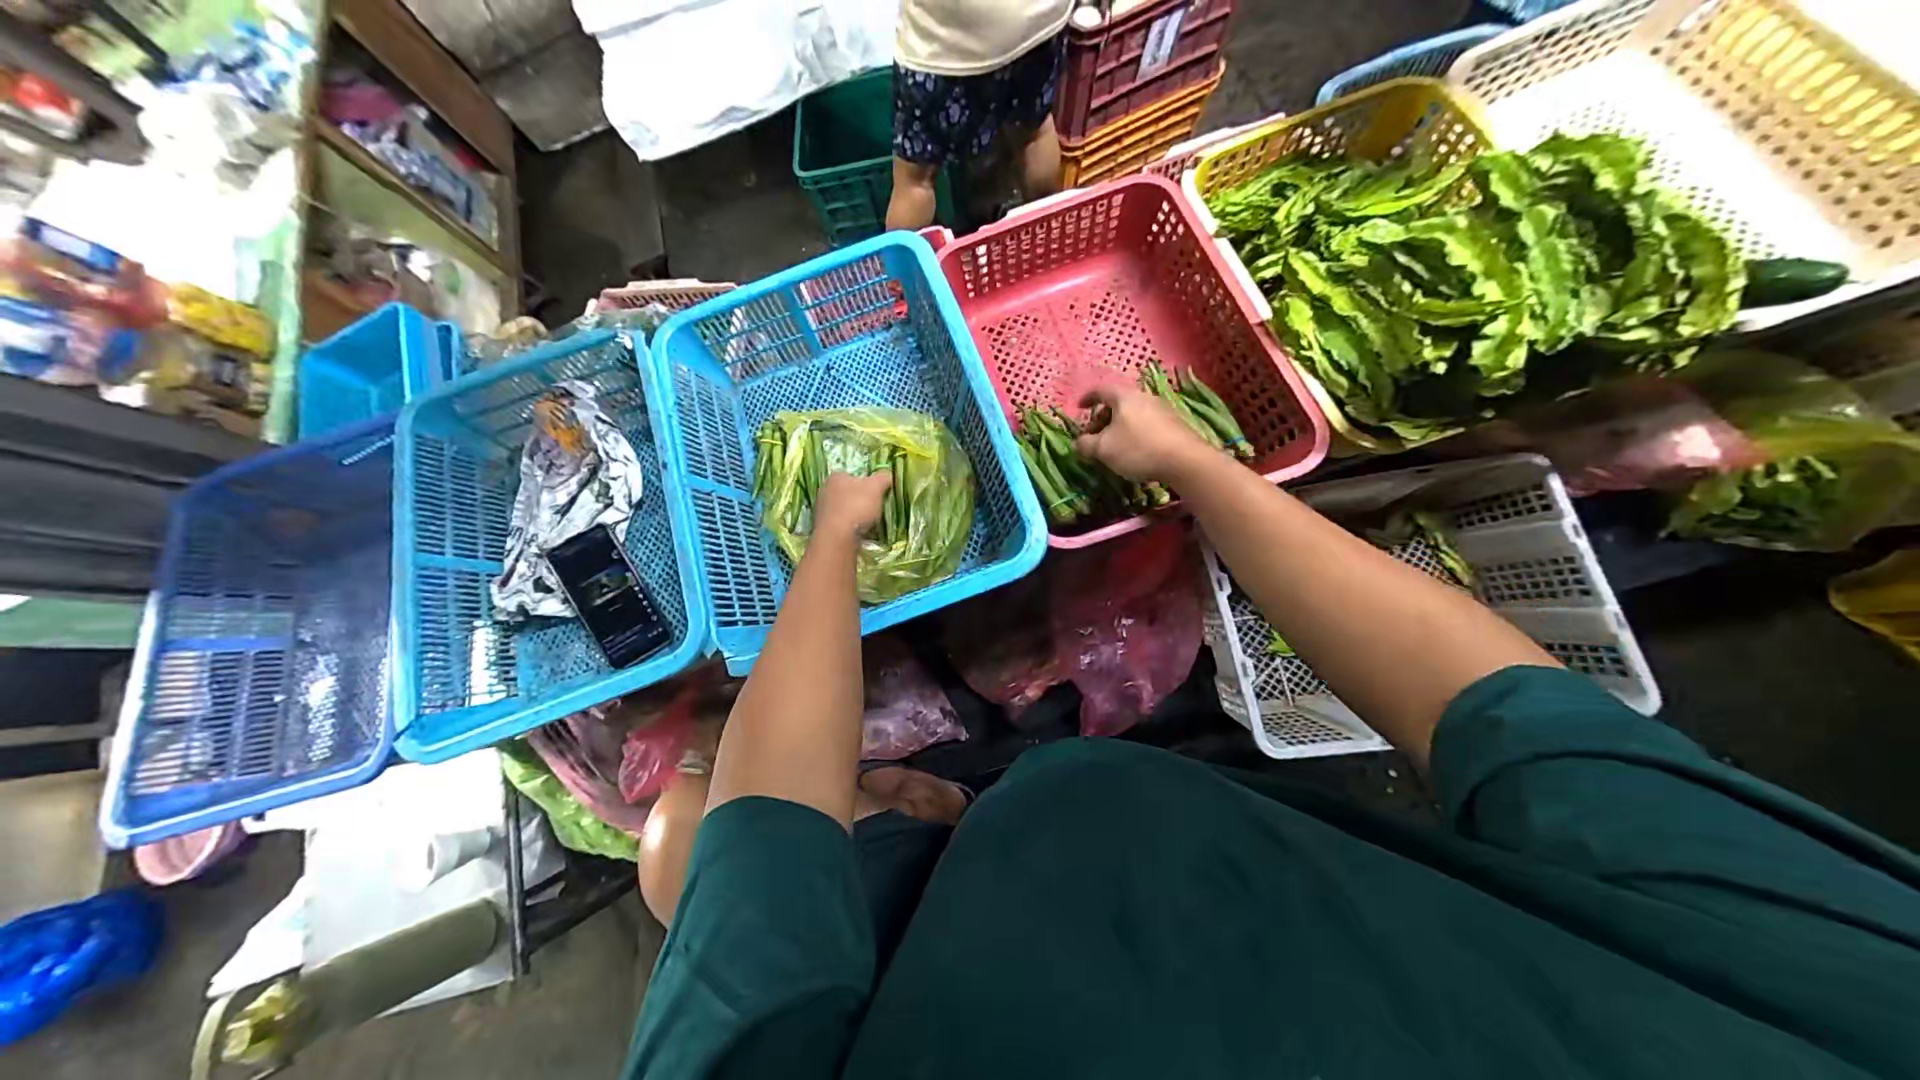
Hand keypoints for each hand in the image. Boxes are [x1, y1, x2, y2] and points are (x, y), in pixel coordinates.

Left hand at [813, 470, 892, 539]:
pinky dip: (849, 526)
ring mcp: (821, 510)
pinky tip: (858, 532)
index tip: (875, 491)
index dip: (865, 481)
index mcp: (835, 476)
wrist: (838, 537)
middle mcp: (824, 490)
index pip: (852, 474)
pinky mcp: (823, 527)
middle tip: (874, 506)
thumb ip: (883, 477)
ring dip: (854, 514)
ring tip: (868, 522)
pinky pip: (840, 523)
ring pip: (843, 508)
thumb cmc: (856, 506)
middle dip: (859, 498)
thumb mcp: (876, 487)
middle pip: (847, 492)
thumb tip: (888, 474)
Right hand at [1073, 384, 1213, 482]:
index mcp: (1124, 397)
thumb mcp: (1103, 449)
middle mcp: (1144, 397)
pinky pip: (1147, 424)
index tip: (1080, 408)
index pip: (1101, 390)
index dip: (1087, 398)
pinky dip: (1135, 433)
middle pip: (1118, 403)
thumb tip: (1078, 443)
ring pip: (1133, 414)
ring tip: (1114, 446)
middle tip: (1095, 435)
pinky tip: (1135, 451)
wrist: (1185, 461)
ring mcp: (1162, 410)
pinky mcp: (1175, 425)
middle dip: (1103, 418)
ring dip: (1119, 427)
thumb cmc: (1138, 449)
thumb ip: (1086, 445)